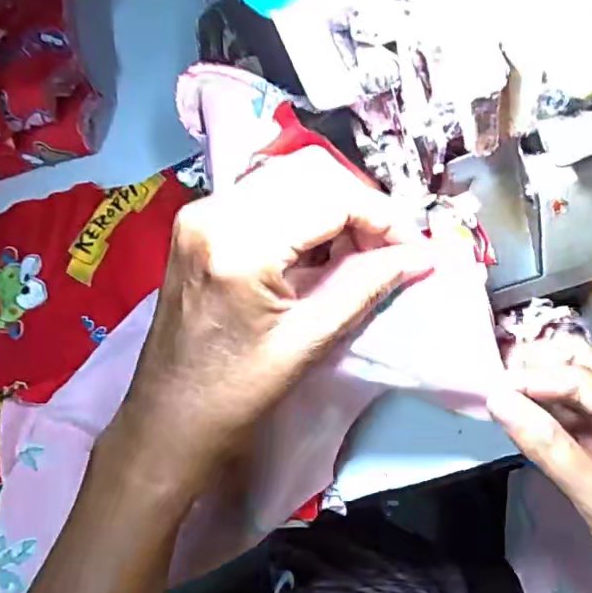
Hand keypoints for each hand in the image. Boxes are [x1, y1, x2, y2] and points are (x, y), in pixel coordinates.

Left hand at [111, 146, 434, 495]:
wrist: (170, 417)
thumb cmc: (236, 393)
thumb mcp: (309, 340)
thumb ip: (366, 286)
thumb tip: (421, 256)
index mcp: (238, 245)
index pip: (331, 197)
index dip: (384, 217)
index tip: (415, 249)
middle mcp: (213, 212)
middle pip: (311, 174)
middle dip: (361, 208)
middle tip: (390, 252)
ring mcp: (201, 213)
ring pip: (290, 179)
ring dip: (335, 208)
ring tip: (360, 256)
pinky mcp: (200, 223)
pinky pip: (267, 196)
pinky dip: (306, 215)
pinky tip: (323, 253)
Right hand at [486, 341, 591, 592]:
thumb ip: (545, 444)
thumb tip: (497, 400)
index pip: (588, 381)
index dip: (538, 381)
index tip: (494, 387)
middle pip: (589, 373)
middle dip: (542, 374)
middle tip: (498, 382)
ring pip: (584, 391)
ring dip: (545, 391)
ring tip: (504, 394)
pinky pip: (582, 416)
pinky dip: (553, 414)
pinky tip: (524, 416)